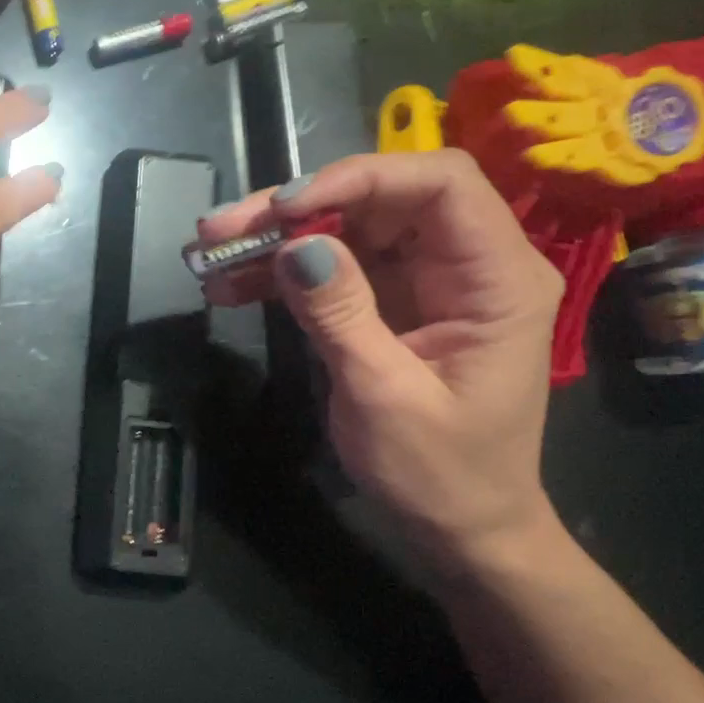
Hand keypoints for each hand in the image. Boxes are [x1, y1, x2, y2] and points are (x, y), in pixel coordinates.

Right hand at [197, 150, 565, 559]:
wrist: (461, 524)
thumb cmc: (440, 471)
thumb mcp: (383, 395)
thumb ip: (341, 315)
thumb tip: (296, 248)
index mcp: (495, 278)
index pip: (438, 184)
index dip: (357, 178)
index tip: (282, 210)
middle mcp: (465, 264)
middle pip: (380, 199)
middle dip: (295, 209)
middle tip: (218, 231)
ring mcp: (425, 282)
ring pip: (347, 229)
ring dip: (275, 239)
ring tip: (208, 257)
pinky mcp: (390, 303)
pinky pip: (333, 269)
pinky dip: (281, 273)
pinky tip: (229, 286)